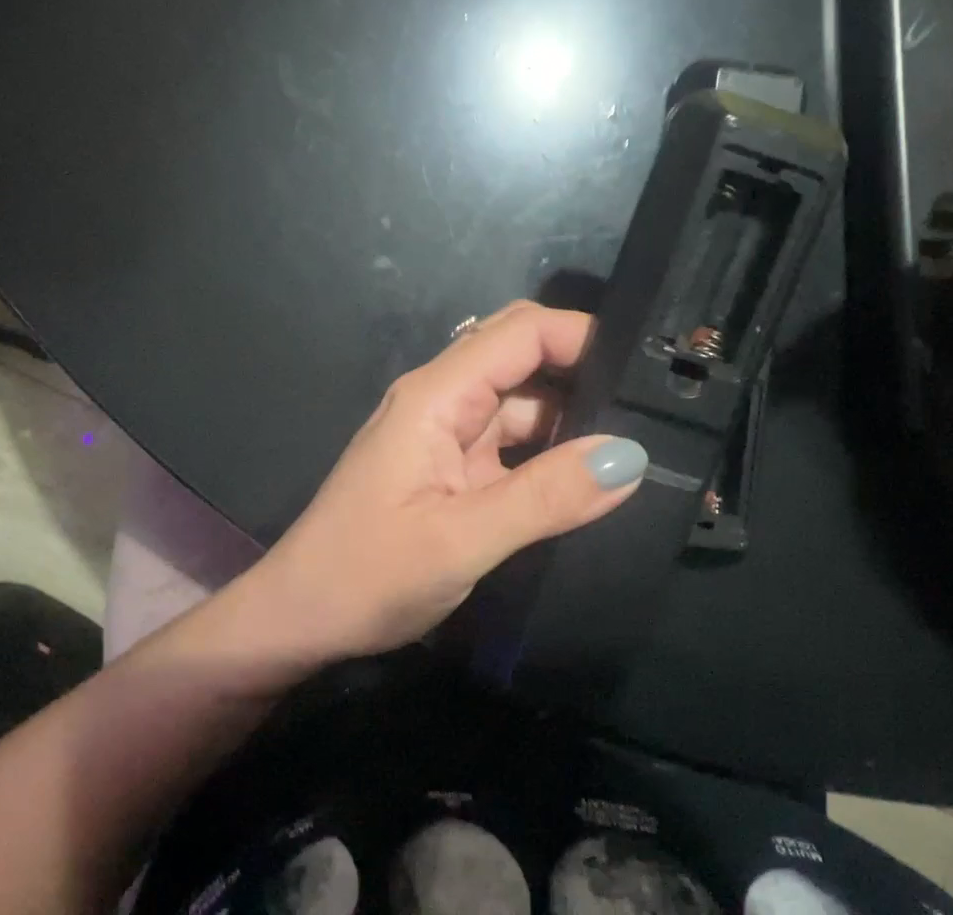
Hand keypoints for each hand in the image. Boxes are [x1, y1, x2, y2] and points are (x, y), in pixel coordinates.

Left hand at [230, 301, 647, 660]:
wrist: (299, 620)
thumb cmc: (366, 576)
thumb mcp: (462, 540)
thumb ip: (547, 496)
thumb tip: (633, 455)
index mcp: (436, 397)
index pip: (520, 332)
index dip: (582, 337)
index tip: (645, 370)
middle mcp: (442, 403)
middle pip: (521, 359)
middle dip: (583, 374)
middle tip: (654, 410)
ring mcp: (445, 439)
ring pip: (521, 407)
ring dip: (572, 423)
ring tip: (640, 449)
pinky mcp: (449, 474)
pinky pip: (510, 449)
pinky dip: (549, 459)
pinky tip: (590, 483)